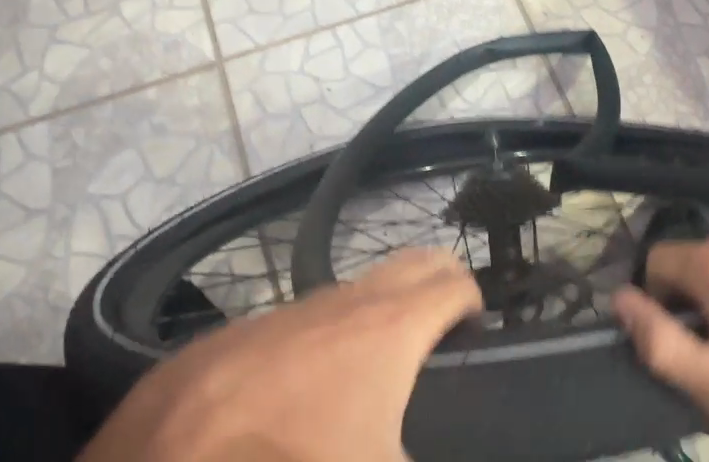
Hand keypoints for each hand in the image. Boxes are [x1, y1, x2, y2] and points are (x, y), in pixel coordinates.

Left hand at [79, 248, 480, 461]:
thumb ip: (418, 446)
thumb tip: (411, 439)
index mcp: (388, 327)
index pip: (455, 281)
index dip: (475, 305)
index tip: (476, 339)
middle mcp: (338, 302)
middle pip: (411, 264)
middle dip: (436, 286)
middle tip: (443, 333)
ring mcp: (281, 312)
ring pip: (348, 292)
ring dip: (372, 315)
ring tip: (372, 368)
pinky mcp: (232, 334)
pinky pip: (292, 320)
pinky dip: (315, 339)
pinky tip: (296, 389)